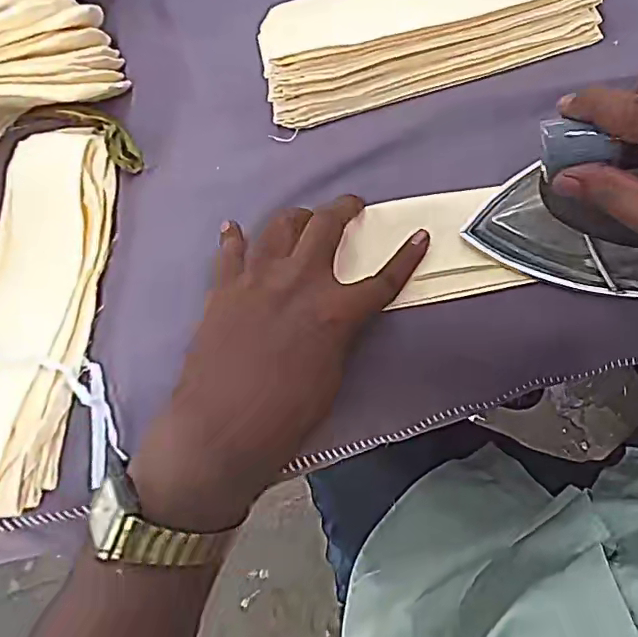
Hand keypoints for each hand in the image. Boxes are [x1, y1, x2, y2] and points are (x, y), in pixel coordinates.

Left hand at [127, 196, 427, 531]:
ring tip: (304, 216)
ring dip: (297, 217)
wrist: (219, 431)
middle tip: (352, 205)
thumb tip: (338, 318)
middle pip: (326, 228)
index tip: (418, 236)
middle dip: (344, 209)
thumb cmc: (286, 416)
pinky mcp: (223, 290)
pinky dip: (235, 238)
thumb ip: (341, 333)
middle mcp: (299, 282)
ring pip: (279, 228)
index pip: (382, 279)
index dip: (406, 257)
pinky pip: (230, 252)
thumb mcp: (333, 373)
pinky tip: (234, 228)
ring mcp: (257, 281)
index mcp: (335, 311)